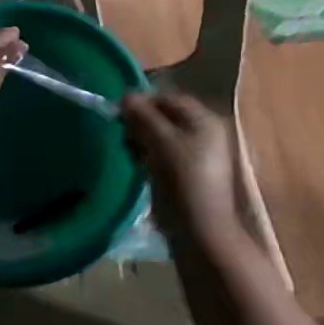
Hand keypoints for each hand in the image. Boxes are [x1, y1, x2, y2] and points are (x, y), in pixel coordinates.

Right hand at [122, 91, 251, 255]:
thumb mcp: (160, 142)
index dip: (144, 102)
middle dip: (141, 123)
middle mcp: (204, 134)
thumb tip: (126, 96)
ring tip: (127, 151)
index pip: (169, 99)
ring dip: (141, 141)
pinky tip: (136, 166)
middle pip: (165, 118)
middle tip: (122, 134)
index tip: (119, 113)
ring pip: (161, 138)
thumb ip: (143, 117)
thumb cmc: (182, 179)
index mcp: (205, 121)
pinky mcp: (186, 175)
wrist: (198, 228)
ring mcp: (196, 156)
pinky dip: (147, 157)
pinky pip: (162, 156)